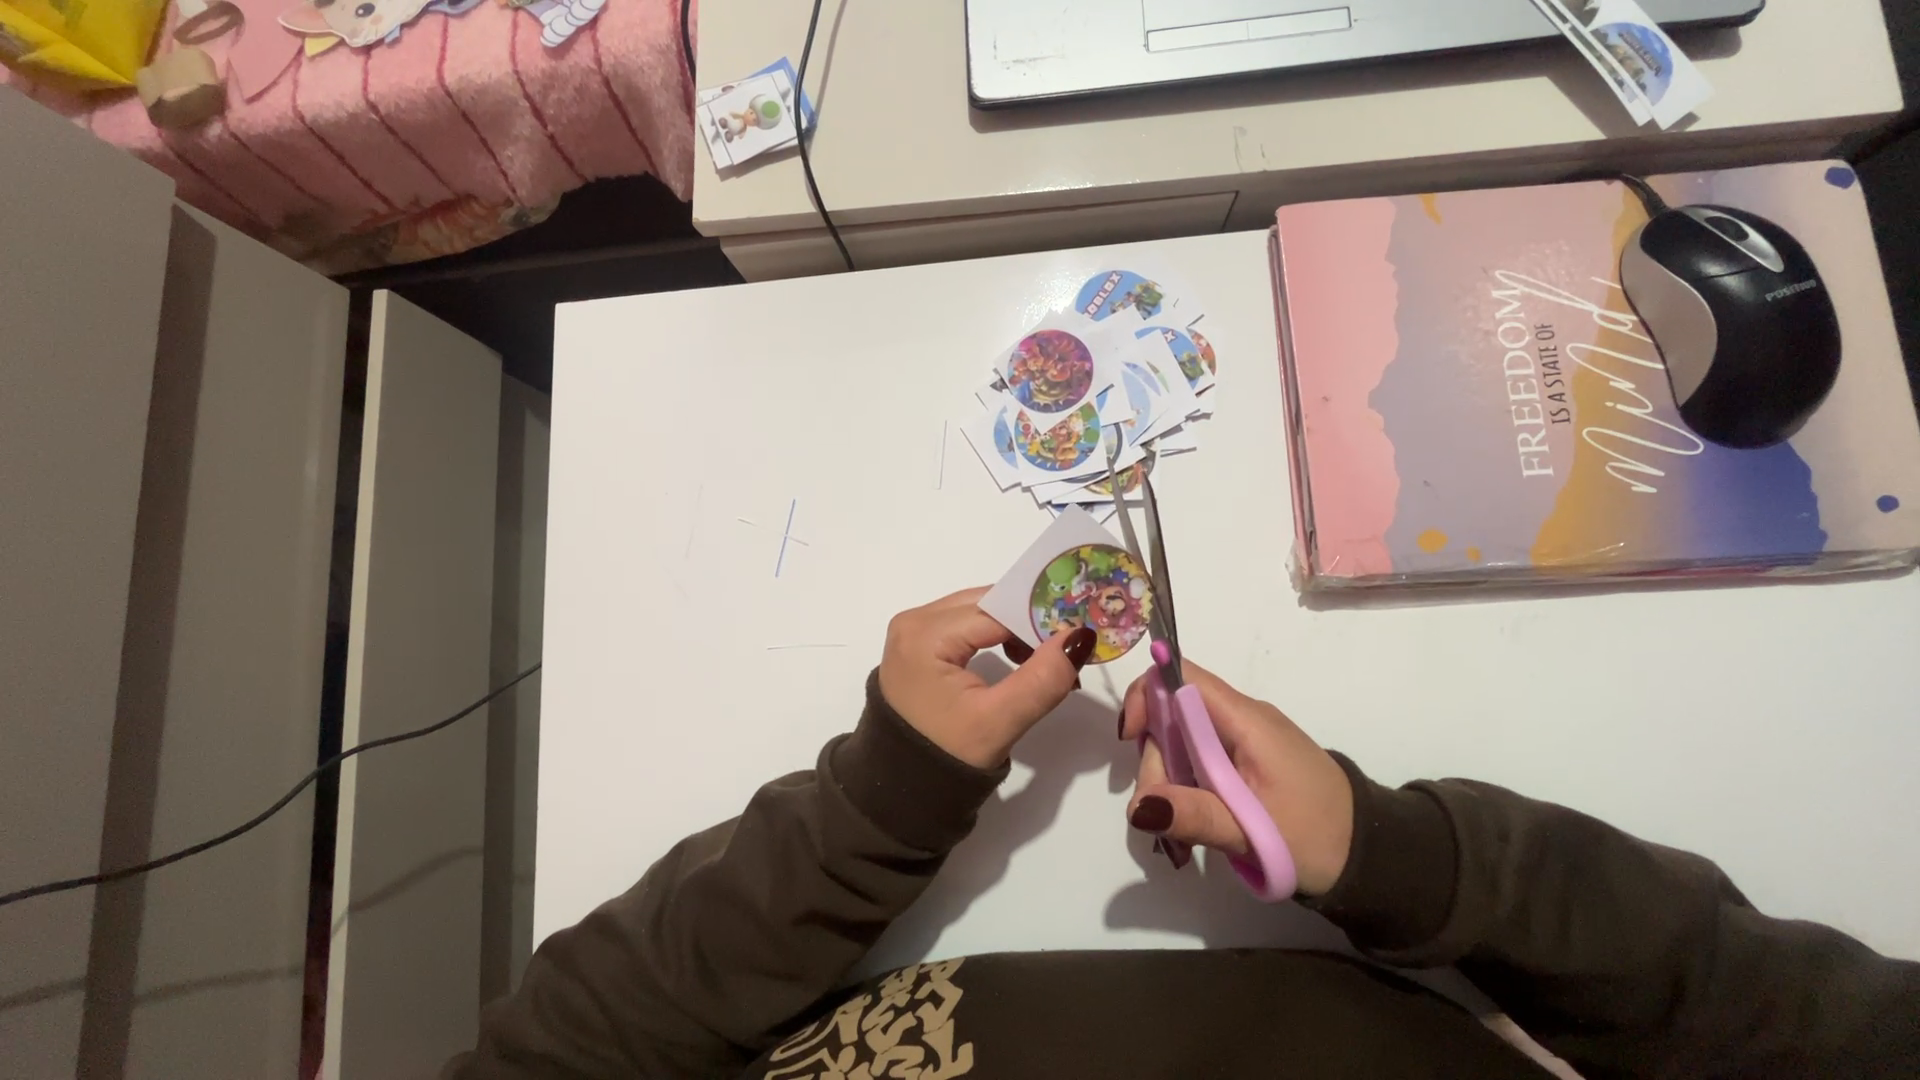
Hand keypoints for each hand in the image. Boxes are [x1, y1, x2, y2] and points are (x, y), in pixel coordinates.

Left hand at [878, 587, 1097, 768]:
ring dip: (1016, 629)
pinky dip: (997, 636)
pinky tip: (1019, 659)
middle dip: (1030, 623)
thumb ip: (1042, 679)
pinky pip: (967, 625)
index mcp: (925, 634)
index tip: (1079, 636)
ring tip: (1047, 661)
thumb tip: (1080, 636)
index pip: (996, 610)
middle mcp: (915, 620)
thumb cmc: (946, 755)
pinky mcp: (919, 644)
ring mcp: (914, 630)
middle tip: (1070, 649)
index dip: (1039, 619)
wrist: (901, 787)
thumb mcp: (999, 722)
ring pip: (980, 612)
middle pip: (987, 604)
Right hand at [1120, 663, 1353, 896]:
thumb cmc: (1315, 835)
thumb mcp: (1251, 830)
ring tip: (1178, 841)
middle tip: (1160, 819)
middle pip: (1173, 719)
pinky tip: (1187, 828)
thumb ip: (1194, 815)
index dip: (1146, 695)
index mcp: (1244, 720)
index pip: (1180, 676)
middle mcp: (1239, 720)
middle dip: (1155, 764)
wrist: (1370, 856)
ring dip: (1167, 785)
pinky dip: (1184, 791)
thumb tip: (1137, 807)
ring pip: (1181, 745)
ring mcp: (1242, 741)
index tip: (1131, 739)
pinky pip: (1198, 762)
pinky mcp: (1244, 762)